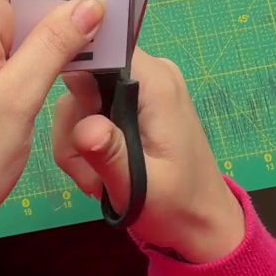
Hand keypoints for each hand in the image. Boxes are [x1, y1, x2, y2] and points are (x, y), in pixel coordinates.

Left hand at [0, 0, 107, 273]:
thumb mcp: (18, 100)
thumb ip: (54, 44)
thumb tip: (91, 1)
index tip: (84, 17)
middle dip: (50, 14)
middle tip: (82, 55)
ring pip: (3, 21)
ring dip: (36, 41)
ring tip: (58, 79)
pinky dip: (14, 58)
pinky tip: (29, 91)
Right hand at [51, 48, 244, 262]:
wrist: (201, 228)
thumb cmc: (177, 207)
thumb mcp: (139, 186)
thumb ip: (109, 153)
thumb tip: (85, 126)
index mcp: (156, 82)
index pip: (101, 47)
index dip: (74, 74)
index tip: (76, 122)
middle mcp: (147, 75)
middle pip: (82, 77)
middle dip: (75, 126)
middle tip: (88, 169)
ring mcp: (136, 91)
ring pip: (78, 100)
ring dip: (77, 144)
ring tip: (97, 179)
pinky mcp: (128, 106)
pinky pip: (87, 113)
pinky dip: (84, 146)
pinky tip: (99, 173)